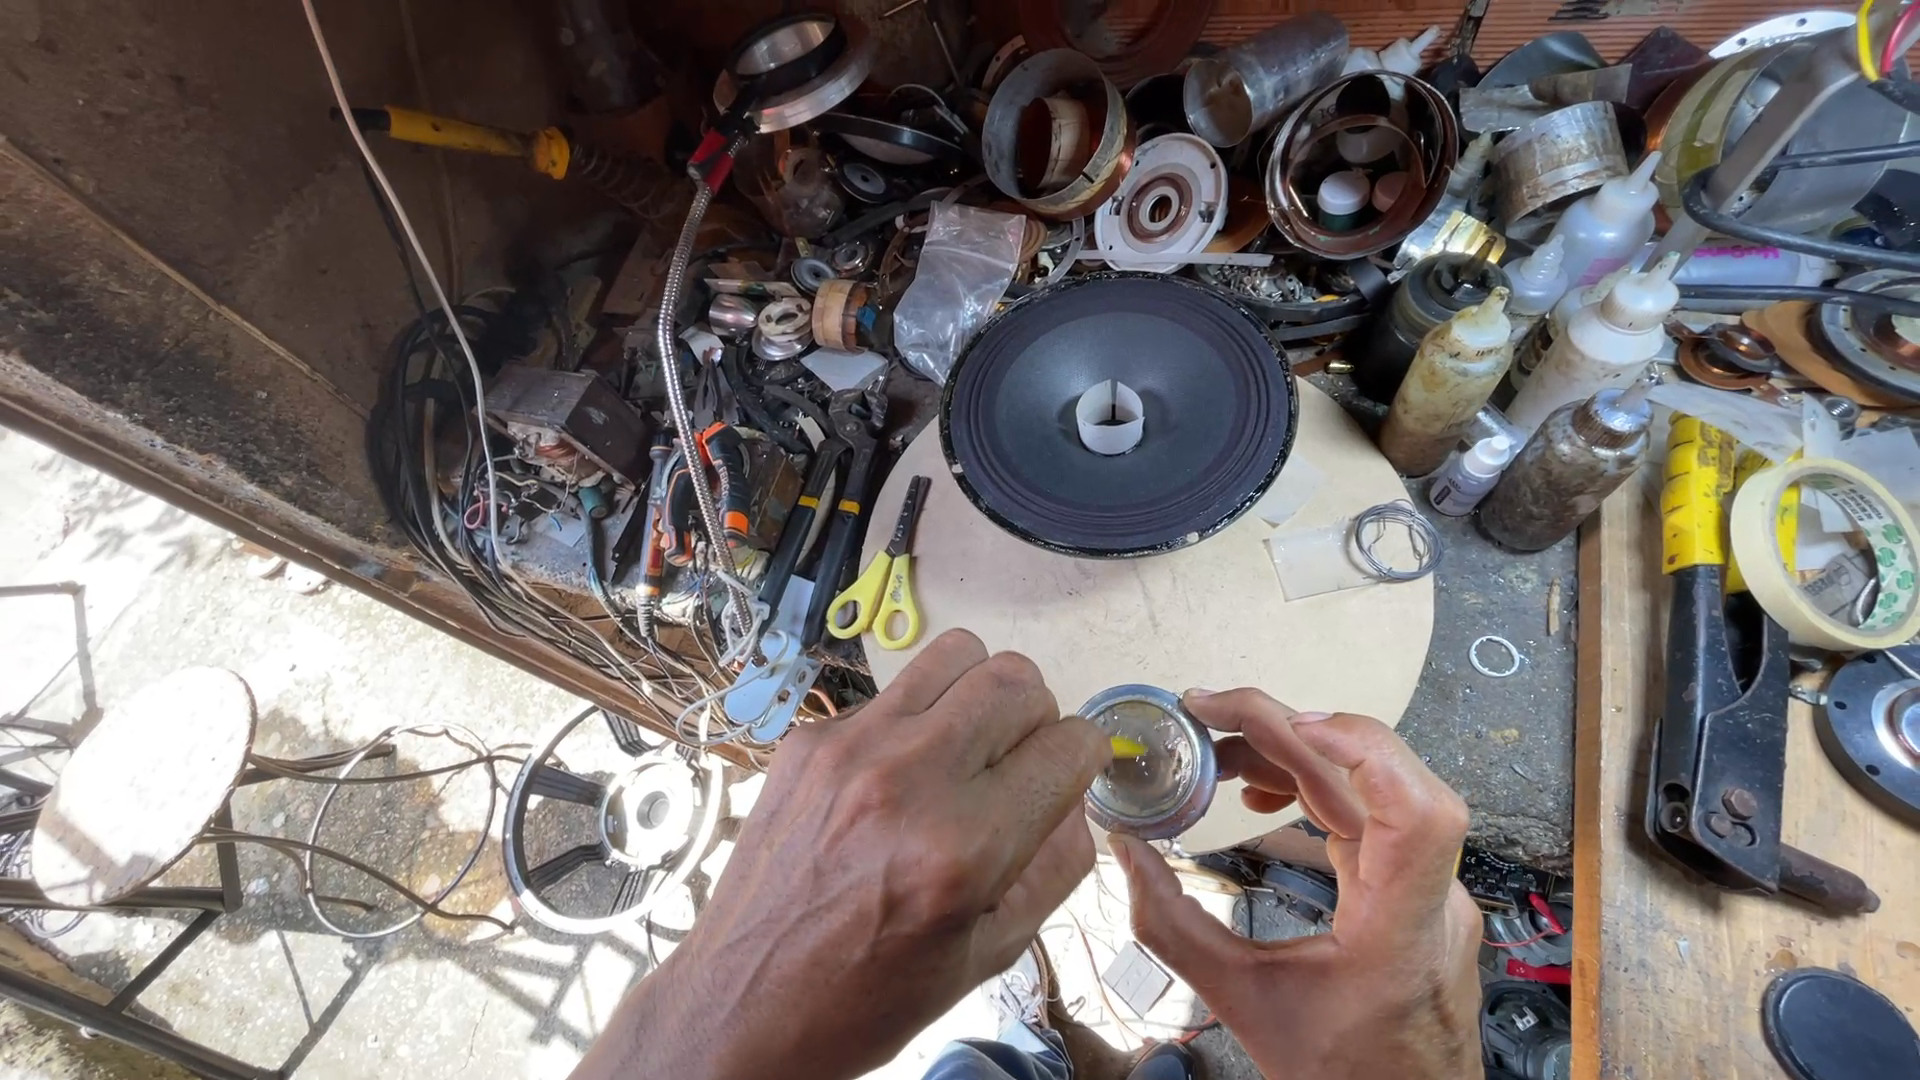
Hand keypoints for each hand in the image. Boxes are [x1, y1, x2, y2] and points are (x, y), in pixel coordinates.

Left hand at [572, 630, 1109, 1079]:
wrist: (742, 1001)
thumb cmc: (872, 994)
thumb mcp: (990, 954)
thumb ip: (1057, 863)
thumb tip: (1074, 791)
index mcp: (963, 846)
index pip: (1067, 746)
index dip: (1087, 754)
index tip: (1071, 770)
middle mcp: (907, 776)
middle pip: (1017, 679)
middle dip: (1041, 714)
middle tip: (1020, 756)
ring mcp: (850, 744)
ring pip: (958, 652)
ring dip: (983, 691)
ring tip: (968, 740)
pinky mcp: (810, 736)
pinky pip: (894, 691)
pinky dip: (918, 718)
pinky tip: (896, 771)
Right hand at [1109, 689, 1480, 1079]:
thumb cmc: (1340, 1076)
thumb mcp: (1240, 1003)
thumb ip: (1169, 925)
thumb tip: (1123, 849)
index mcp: (1399, 929)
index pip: (1417, 814)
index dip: (1361, 749)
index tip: (1291, 723)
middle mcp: (1427, 896)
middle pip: (1371, 776)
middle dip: (1280, 730)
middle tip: (1204, 710)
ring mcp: (1428, 887)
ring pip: (1366, 782)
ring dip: (1288, 750)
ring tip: (1215, 753)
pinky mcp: (1411, 884)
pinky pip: (1363, 808)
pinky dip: (1306, 782)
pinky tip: (1257, 794)